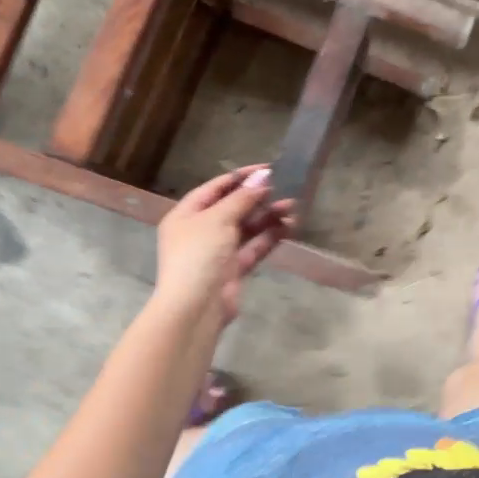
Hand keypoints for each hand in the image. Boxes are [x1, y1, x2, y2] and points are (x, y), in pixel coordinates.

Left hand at [155, 164, 295, 323]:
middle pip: (232, 207)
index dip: (240, 177)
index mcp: (186, 215)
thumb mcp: (218, 219)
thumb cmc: (199, 255)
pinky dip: (269, 237)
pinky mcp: (232, 270)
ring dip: (268, 217)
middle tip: (284, 188)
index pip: (215, 188)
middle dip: (258, 198)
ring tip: (292, 207)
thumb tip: (263, 177)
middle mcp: (200, 231)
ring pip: (246, 228)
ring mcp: (216, 252)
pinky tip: (288, 227)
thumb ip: (242, 198)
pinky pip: (253, 247)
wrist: (195, 308)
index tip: (268, 168)